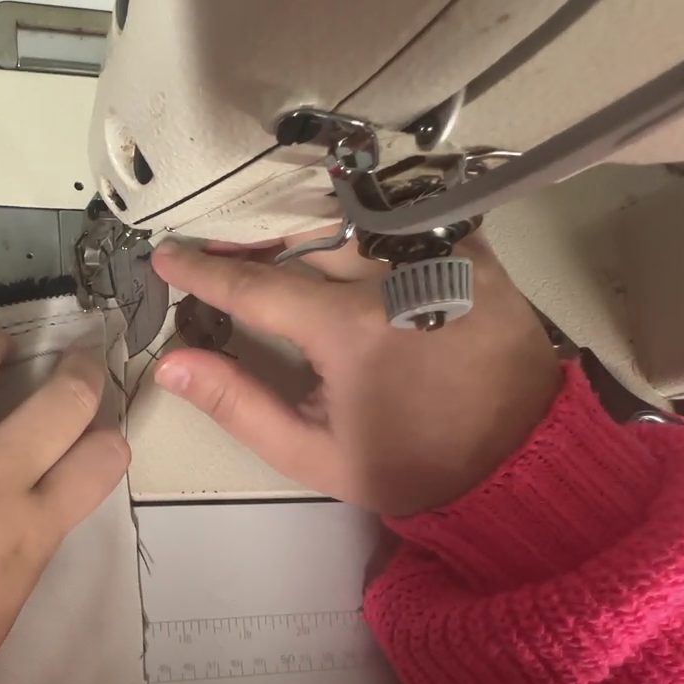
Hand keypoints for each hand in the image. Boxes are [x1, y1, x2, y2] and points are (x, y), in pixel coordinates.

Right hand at [149, 235, 559, 515]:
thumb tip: (171, 363)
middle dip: (248, 239)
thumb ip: (236, 403)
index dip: (204, 270)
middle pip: (300, 238)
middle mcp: (397, 276)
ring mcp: (443, 256)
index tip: (166, 254)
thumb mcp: (306, 451)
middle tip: (212, 247)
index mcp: (350, 329)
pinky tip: (333, 240)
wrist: (517, 459)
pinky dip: (358, 226)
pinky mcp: (474, 253)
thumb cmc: (403, 463)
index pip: (256, 286)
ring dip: (299, 229)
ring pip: (349, 221)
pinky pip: (402, 220)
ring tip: (263, 241)